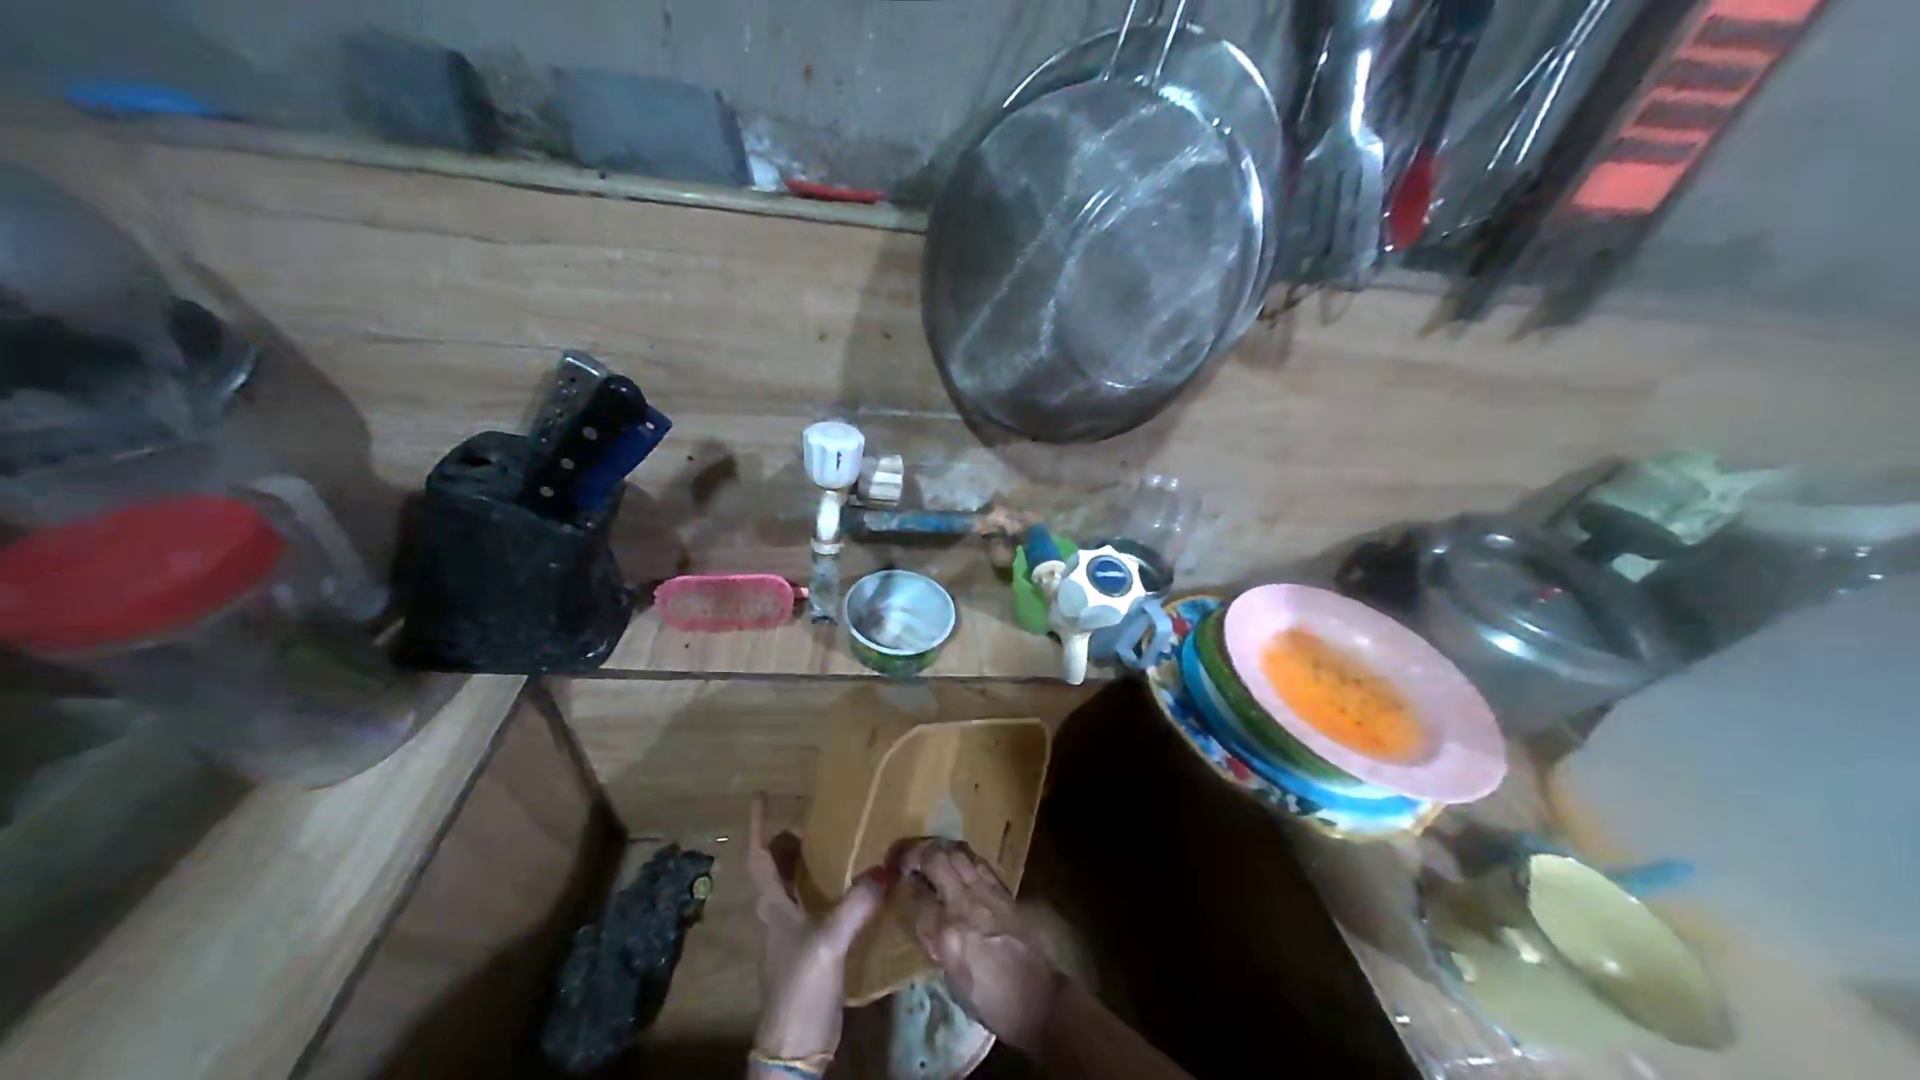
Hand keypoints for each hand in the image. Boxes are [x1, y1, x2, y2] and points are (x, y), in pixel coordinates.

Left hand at [748, 794, 887, 1060]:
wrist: (796, 1046)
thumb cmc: (800, 987)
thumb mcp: (828, 942)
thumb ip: (855, 905)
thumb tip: (885, 868)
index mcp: (772, 906)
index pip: (759, 858)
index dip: (758, 826)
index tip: (760, 796)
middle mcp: (777, 915)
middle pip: (774, 870)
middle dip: (784, 841)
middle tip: (805, 815)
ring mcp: (791, 934)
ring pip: (792, 887)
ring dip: (802, 863)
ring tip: (829, 841)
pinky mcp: (809, 951)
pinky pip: (813, 906)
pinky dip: (823, 888)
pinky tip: (847, 887)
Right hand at [900, 839, 1064, 1052]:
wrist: (1039, 1000)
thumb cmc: (991, 1002)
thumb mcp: (952, 981)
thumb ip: (936, 943)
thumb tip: (926, 919)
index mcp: (949, 934)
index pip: (918, 897)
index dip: (904, 885)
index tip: (895, 880)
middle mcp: (967, 905)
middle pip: (938, 860)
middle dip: (916, 853)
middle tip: (904, 856)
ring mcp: (988, 894)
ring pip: (959, 853)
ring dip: (938, 847)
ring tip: (926, 851)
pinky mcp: (1005, 892)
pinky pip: (978, 863)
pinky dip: (962, 856)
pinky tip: (955, 860)